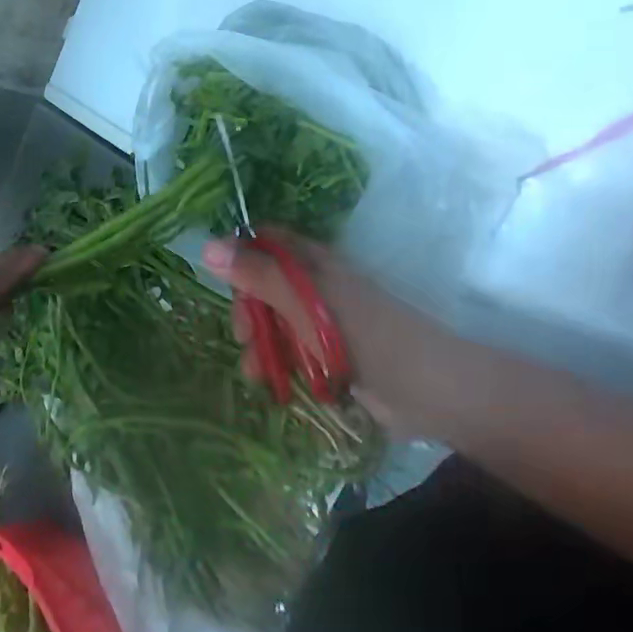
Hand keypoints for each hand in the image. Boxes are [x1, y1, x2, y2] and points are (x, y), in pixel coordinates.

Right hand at [202, 230, 455, 435]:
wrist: (425, 389)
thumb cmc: (362, 334)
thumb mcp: (303, 301)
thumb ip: (257, 275)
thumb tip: (207, 247)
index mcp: (313, 262)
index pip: (265, 242)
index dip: (240, 255)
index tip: (222, 281)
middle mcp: (315, 286)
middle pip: (264, 286)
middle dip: (248, 311)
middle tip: (244, 337)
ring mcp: (323, 322)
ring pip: (276, 323)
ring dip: (260, 345)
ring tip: (257, 372)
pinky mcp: (329, 355)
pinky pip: (292, 352)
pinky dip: (279, 364)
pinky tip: (272, 382)